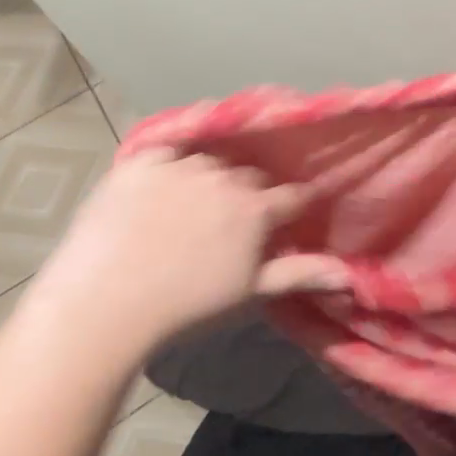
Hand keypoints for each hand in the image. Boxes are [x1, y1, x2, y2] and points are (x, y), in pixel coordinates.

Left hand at [22, 150, 307, 364]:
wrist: (106, 303)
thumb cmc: (188, 305)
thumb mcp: (250, 292)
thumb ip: (300, 273)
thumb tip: (350, 274)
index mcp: (256, 208)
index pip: (291, 196)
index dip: (292, 207)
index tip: (288, 219)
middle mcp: (223, 176)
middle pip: (249, 177)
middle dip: (250, 194)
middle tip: (234, 222)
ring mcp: (180, 165)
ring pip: (210, 163)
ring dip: (212, 178)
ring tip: (195, 206)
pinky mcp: (139, 161)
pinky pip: (168, 150)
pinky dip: (174, 162)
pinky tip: (166, 183)